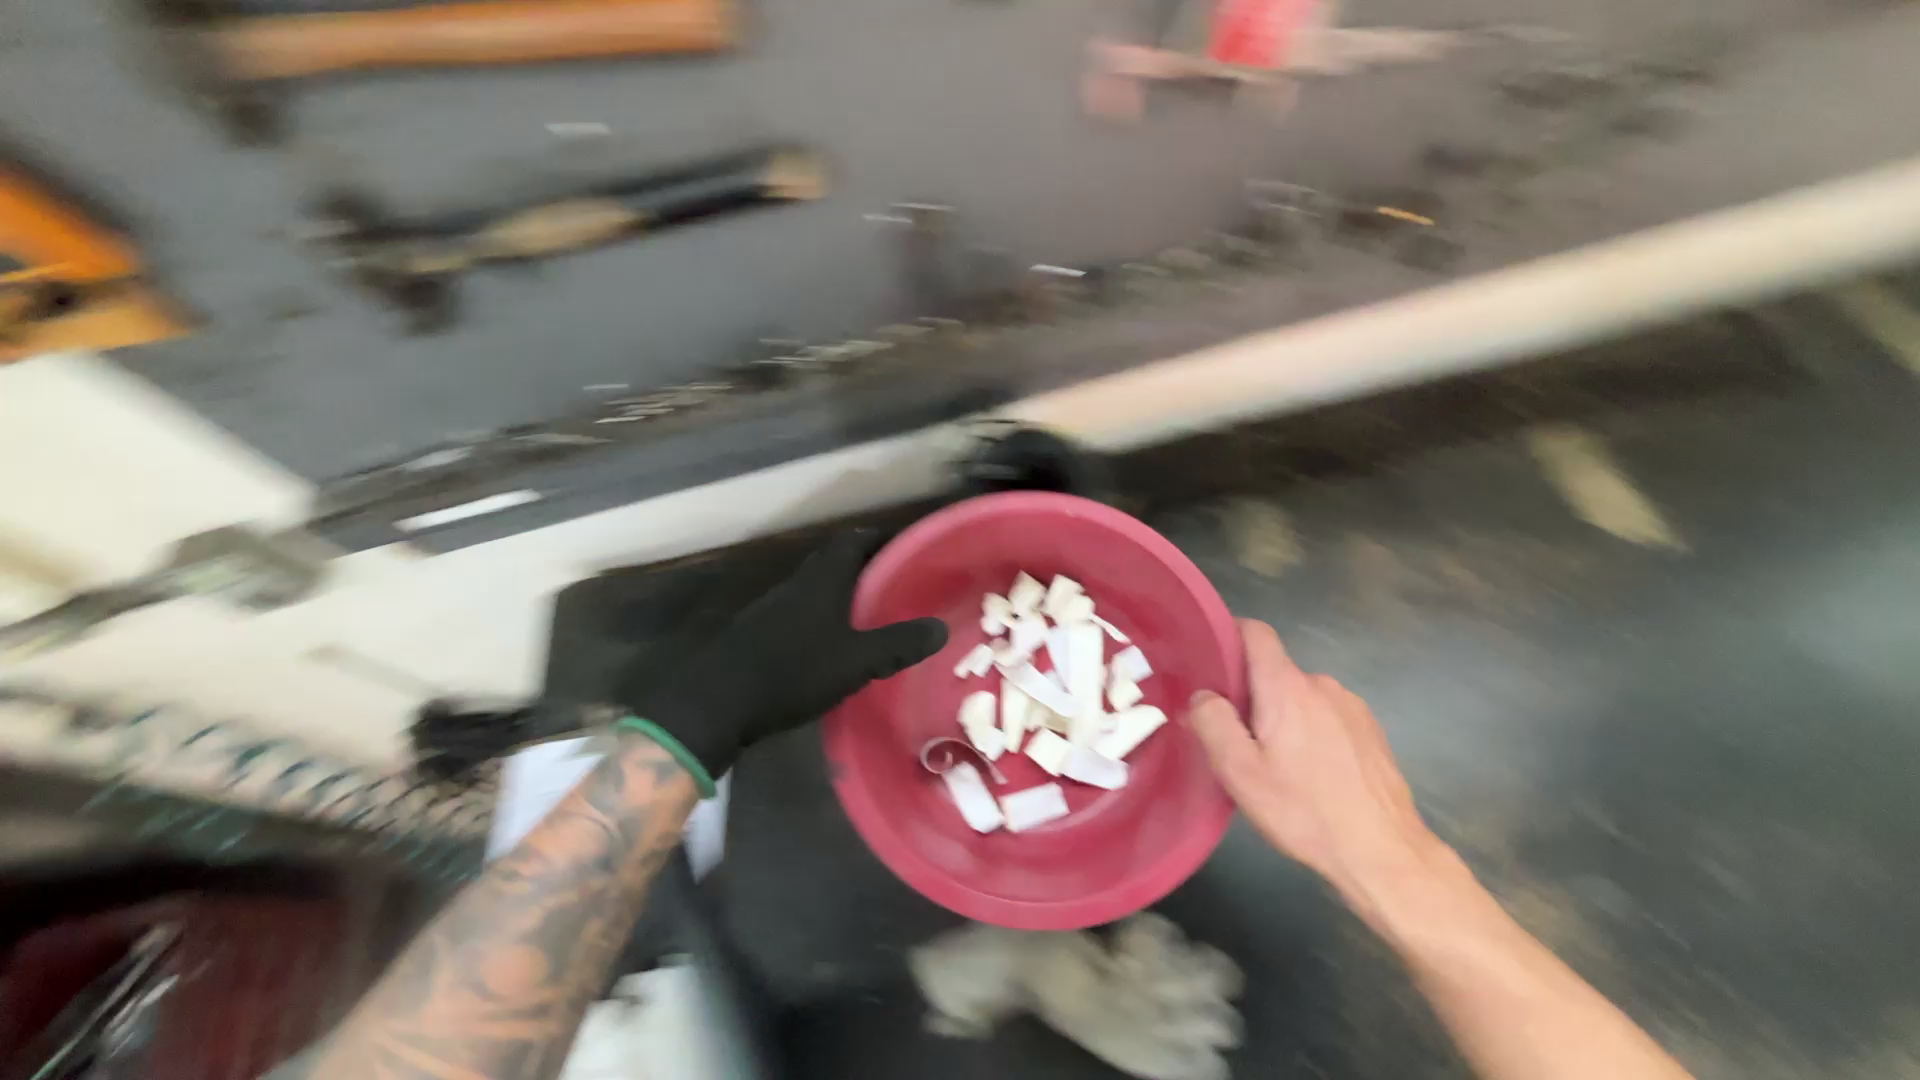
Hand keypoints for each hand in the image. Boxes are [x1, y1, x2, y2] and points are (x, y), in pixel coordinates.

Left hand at [620, 530, 947, 780]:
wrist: (718, 701)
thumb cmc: (793, 671)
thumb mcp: (856, 661)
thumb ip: (898, 644)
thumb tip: (941, 628)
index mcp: (822, 580)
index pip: (853, 540)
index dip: (880, 538)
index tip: (906, 545)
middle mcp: (798, 584)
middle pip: (834, 561)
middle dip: (865, 566)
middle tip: (897, 580)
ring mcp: (775, 608)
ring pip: (817, 588)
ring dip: (843, 593)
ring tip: (873, 611)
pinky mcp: (760, 632)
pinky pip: (802, 613)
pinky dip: (824, 617)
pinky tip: (835, 642)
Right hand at [1188, 620, 1448, 920]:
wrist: (1384, 853)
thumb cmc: (1304, 810)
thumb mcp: (1239, 772)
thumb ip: (1212, 722)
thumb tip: (1204, 695)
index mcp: (1287, 687)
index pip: (1256, 633)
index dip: (1229, 636)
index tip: (1209, 664)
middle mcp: (1322, 685)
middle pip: (1274, 671)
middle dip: (1250, 695)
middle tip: (1235, 740)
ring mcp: (1352, 707)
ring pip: (1300, 696)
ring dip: (1281, 716)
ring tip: (1274, 764)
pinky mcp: (1371, 731)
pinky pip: (1326, 716)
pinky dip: (1309, 731)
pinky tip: (1310, 774)